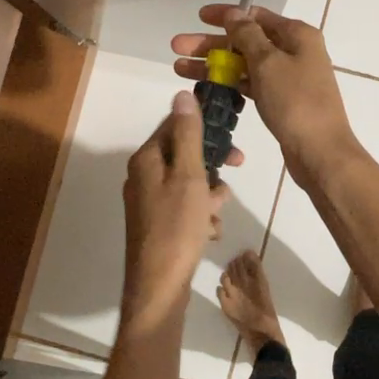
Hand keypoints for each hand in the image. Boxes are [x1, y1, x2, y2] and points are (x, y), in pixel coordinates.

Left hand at [121, 90, 229, 332]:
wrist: (158, 284)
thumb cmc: (176, 226)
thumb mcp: (189, 176)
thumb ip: (188, 135)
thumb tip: (182, 95)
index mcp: (146, 160)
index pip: (175, 126)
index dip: (205, 128)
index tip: (232, 139)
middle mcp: (142, 177)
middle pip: (183, 156)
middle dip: (211, 166)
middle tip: (235, 169)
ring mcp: (148, 203)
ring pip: (188, 184)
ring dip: (208, 195)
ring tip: (215, 214)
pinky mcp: (157, 226)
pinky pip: (184, 209)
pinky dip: (200, 216)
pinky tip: (209, 232)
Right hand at [172, 5, 360, 185]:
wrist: (320, 152)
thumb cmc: (296, 102)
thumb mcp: (268, 62)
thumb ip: (247, 35)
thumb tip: (234, 13)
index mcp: (297, 35)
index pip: (255, 15)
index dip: (225, 15)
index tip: (198, 18)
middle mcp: (294, 52)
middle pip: (246, 41)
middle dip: (211, 44)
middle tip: (177, 48)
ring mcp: (288, 78)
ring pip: (245, 65)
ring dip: (214, 66)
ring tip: (179, 69)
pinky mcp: (281, 101)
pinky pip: (250, 85)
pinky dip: (229, 84)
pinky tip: (205, 88)